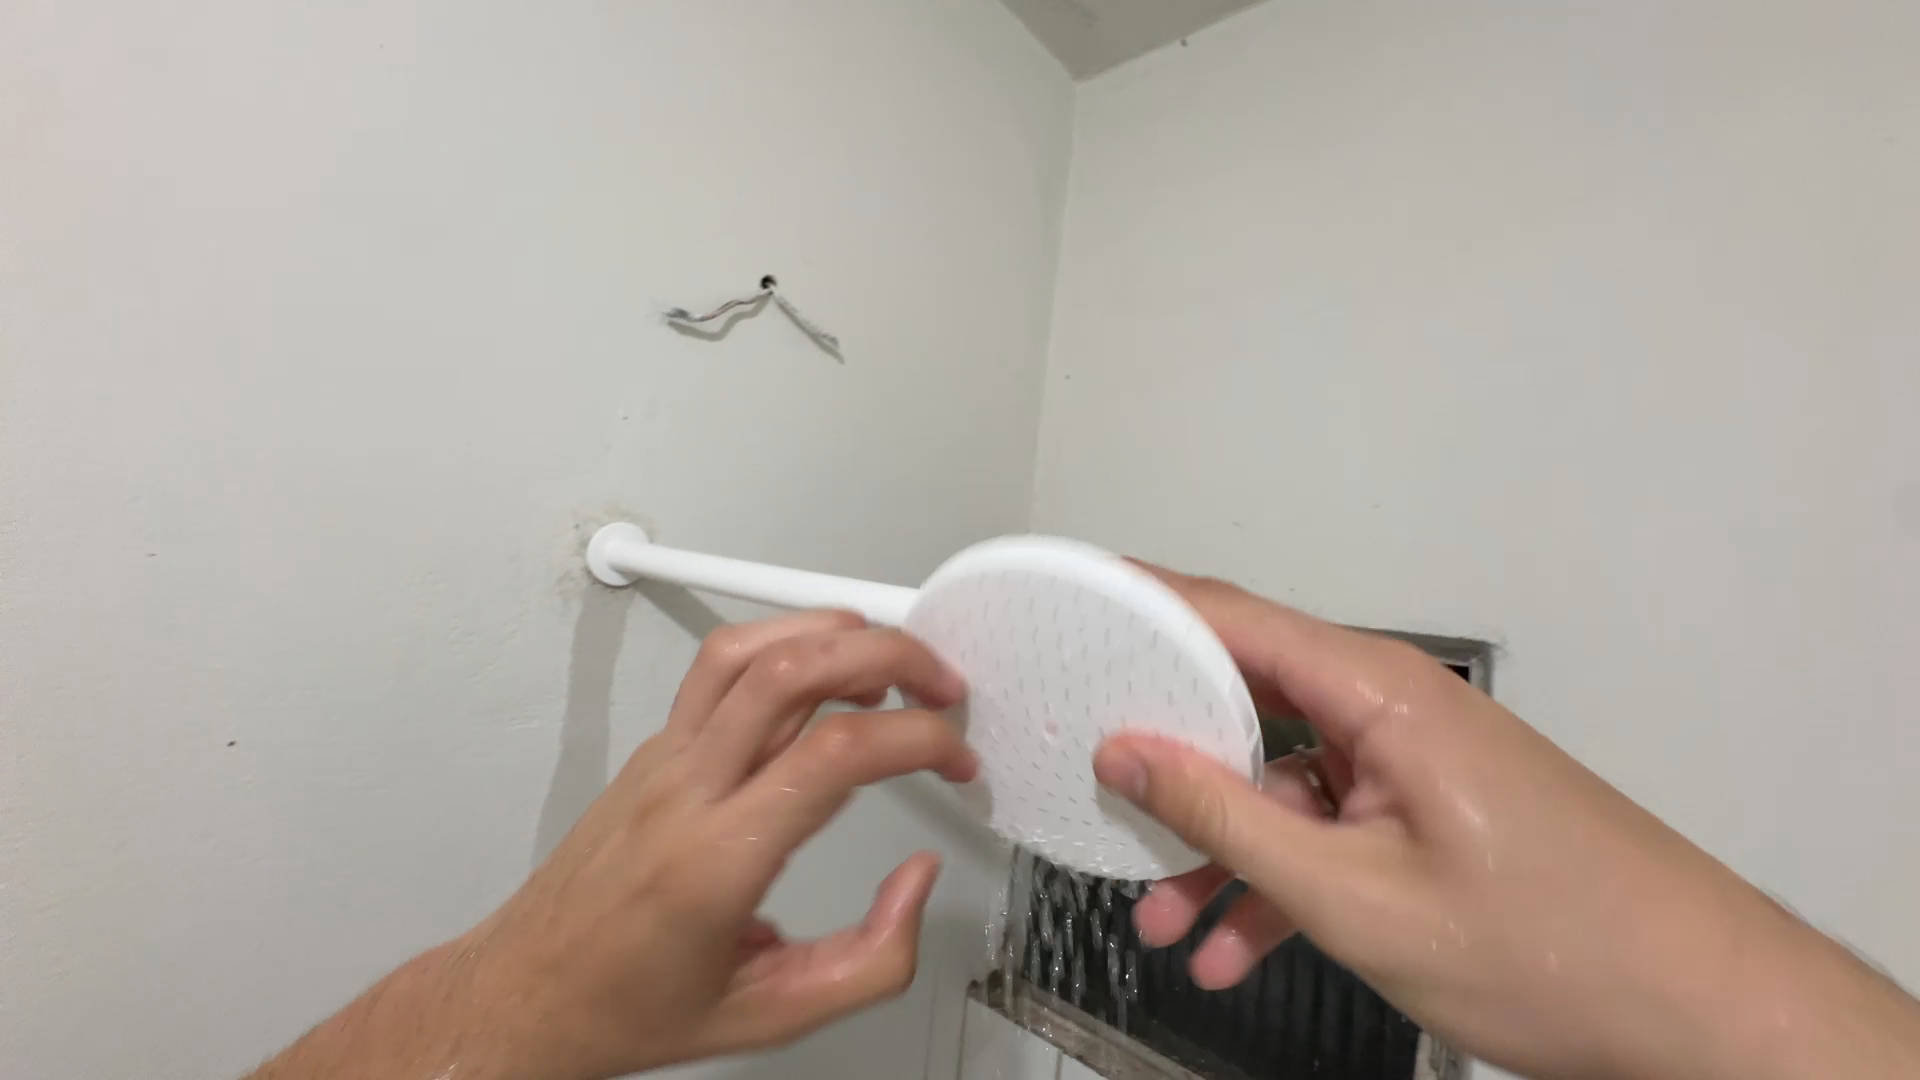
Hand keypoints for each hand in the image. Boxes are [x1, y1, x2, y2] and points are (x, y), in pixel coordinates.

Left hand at [248, 610, 975, 1079]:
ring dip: (835, 633)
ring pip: (750, 649)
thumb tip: (919, 877)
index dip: (918, 741)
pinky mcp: (659, 742)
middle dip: (891, 657)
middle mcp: (689, 791)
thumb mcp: (774, 1018)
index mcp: (719, 863)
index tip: (954, 756)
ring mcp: (666, 756)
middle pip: (795, 674)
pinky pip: (721, 661)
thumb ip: (872, 959)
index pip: (835, 757)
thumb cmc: (633, 1006)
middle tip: (940, 685)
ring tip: (890, 661)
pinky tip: (823, 662)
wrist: (527, 993)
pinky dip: (787, 638)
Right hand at [1094, 565, 1919, 1079]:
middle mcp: (1377, 706)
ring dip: (1216, 845)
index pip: (1231, 618)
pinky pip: (1315, 826)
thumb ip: (1221, 816)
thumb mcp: (1350, 893)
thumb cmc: (1546, 949)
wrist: (1716, 1031)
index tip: (1080, 601)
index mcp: (1371, 690)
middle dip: (1165, 748)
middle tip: (1091, 764)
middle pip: (1240, 698)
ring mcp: (1393, 760)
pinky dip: (1270, 881)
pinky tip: (1228, 951)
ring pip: (1270, 779)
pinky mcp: (1407, 808)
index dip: (1148, 603)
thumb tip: (1121, 752)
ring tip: (1158, 915)